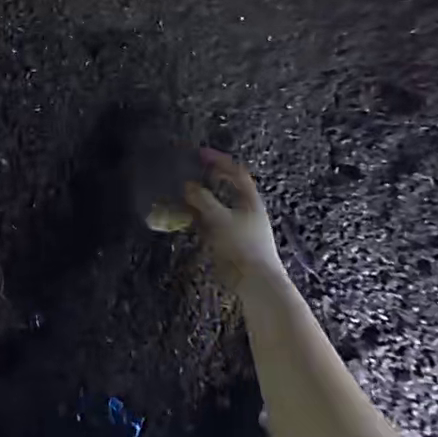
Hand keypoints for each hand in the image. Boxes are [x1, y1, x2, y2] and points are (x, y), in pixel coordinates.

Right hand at [184, 148, 287, 291]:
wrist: (256, 283)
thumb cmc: (243, 246)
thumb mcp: (221, 218)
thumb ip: (203, 200)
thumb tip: (188, 186)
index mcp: (249, 200)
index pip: (236, 171)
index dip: (219, 160)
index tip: (200, 153)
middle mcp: (245, 210)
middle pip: (226, 187)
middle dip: (207, 178)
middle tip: (189, 171)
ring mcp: (237, 226)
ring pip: (216, 205)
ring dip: (200, 198)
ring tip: (181, 193)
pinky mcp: (229, 242)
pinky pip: (210, 223)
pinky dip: (198, 217)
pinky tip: (185, 217)